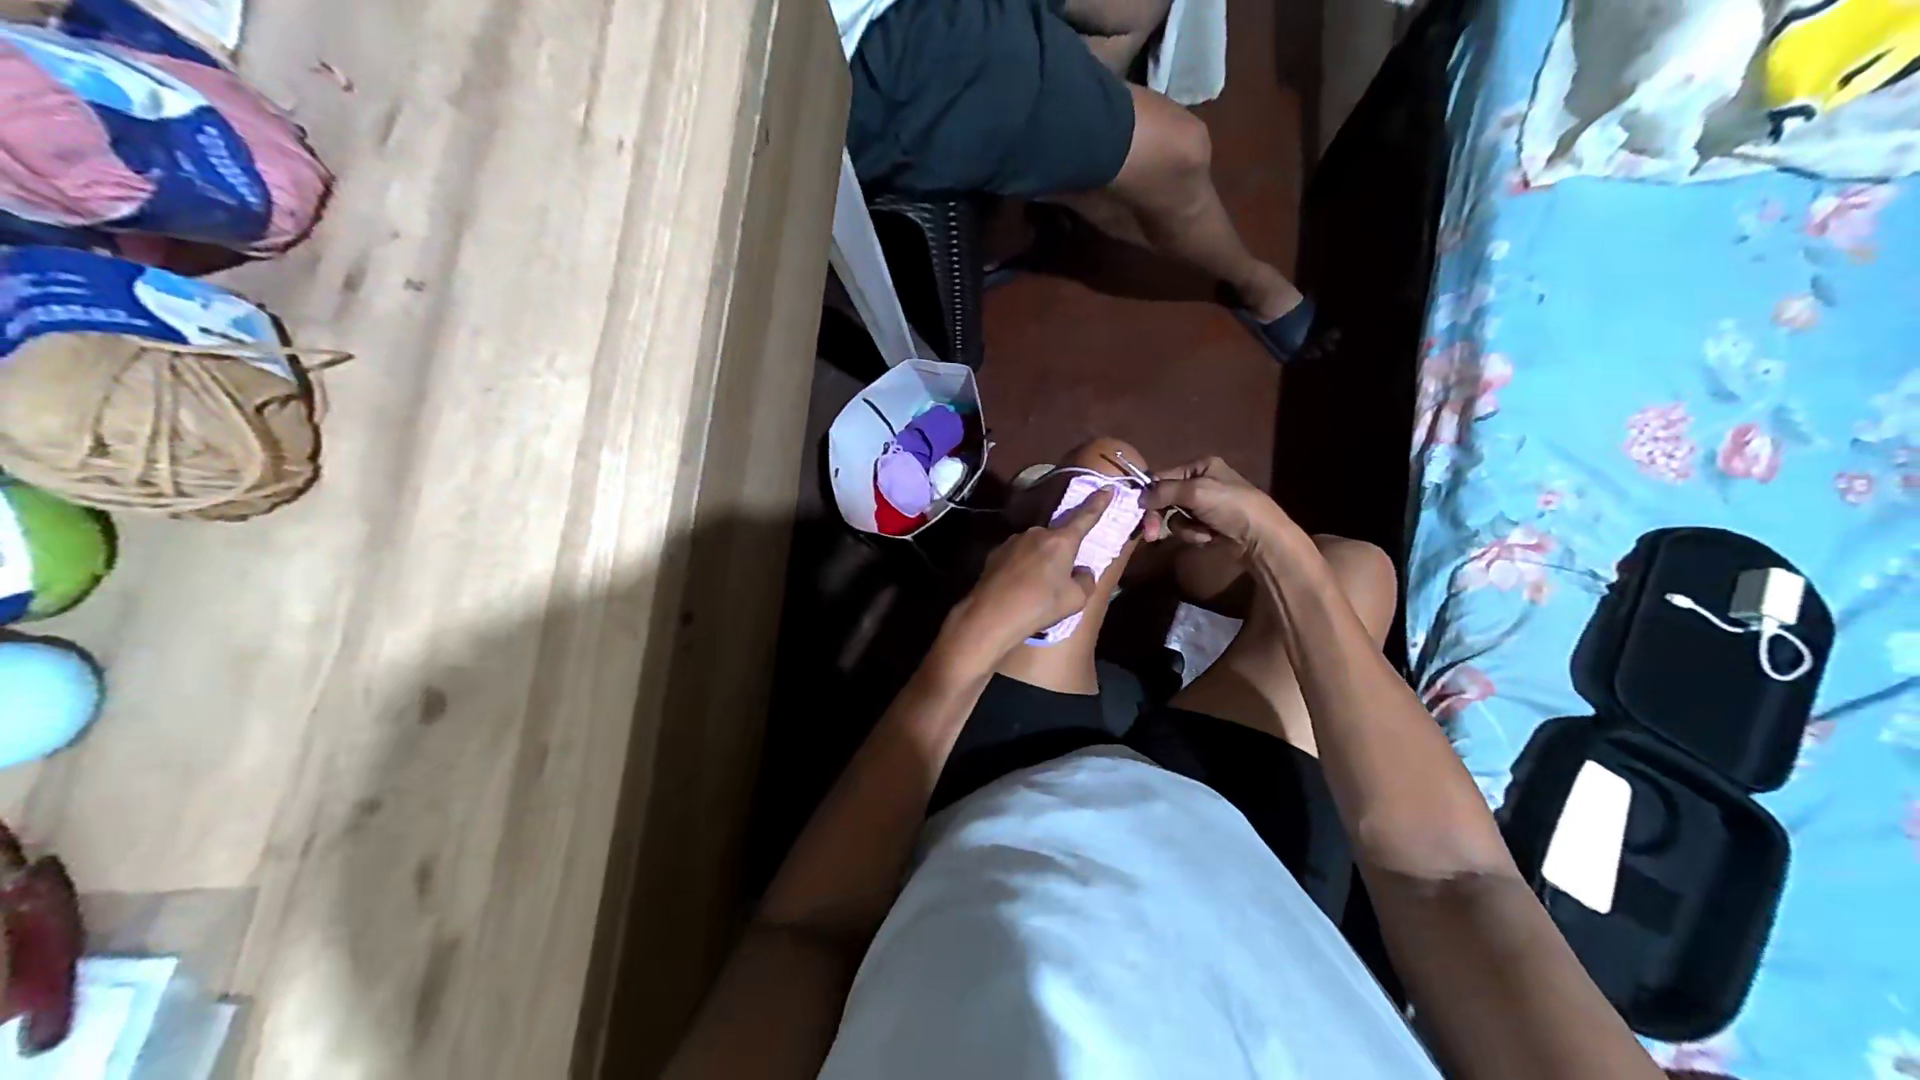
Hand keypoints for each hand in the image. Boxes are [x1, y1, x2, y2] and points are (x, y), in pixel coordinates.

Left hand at [937, 488, 1113, 673]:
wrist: (991, 614)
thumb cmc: (1039, 605)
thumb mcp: (1076, 599)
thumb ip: (1085, 580)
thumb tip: (1082, 571)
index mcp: (1061, 541)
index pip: (1085, 517)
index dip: (1098, 503)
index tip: (1108, 488)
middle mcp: (1036, 533)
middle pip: (1056, 538)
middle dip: (1061, 553)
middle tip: (1060, 579)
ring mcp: (1013, 541)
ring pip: (1035, 547)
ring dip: (1039, 561)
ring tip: (1035, 588)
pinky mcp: (995, 553)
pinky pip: (1017, 556)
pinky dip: (1021, 567)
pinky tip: (1017, 587)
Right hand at [1141, 457, 1295, 554]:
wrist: (1261, 536)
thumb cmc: (1230, 506)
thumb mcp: (1195, 492)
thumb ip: (1164, 491)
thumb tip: (1139, 497)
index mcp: (1200, 466)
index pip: (1162, 476)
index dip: (1149, 493)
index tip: (1136, 509)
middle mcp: (1200, 482)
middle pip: (1165, 498)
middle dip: (1160, 516)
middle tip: (1150, 534)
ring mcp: (1204, 505)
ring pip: (1174, 517)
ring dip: (1184, 527)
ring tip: (1202, 532)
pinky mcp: (1208, 524)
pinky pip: (1187, 529)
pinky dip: (1195, 534)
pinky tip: (1210, 536)